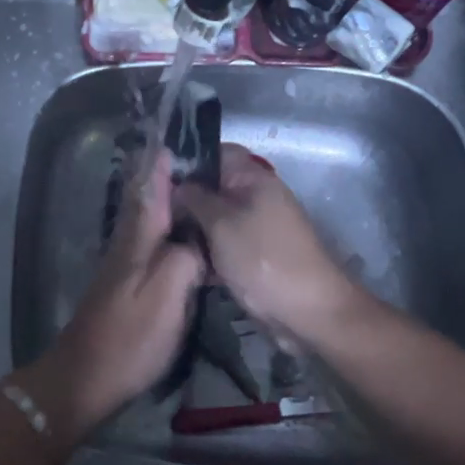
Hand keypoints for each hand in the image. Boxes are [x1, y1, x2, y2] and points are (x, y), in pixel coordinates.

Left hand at [28, 150, 204, 435]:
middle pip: (146, 196)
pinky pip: (150, 239)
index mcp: (138, 238)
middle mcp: (129, 241)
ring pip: (147, 217)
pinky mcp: (127, 281)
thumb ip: (186, 258)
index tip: (178, 134)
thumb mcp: (167, 296)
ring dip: (166, 196)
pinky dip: (166, 225)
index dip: (162, 160)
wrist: (86, 378)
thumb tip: (198, 237)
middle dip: (165, 172)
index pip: (150, 186)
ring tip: (197, 185)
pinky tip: (183, 233)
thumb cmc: (129, 337)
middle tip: (197, 155)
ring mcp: (125, 262)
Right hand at [174, 144, 359, 338]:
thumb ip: (194, 198)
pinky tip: (186, 263)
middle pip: (214, 187)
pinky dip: (208, 250)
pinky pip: (225, 242)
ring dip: (195, 229)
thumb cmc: (263, 259)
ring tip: (166, 240)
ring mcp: (257, 225)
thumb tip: (178, 184)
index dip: (188, 161)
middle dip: (186, 200)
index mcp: (254, 178)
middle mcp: (257, 195)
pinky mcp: (256, 253)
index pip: (216, 152)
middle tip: (156, 214)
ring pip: (216, 217)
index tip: (159, 178)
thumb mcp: (220, 224)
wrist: (308, 312)